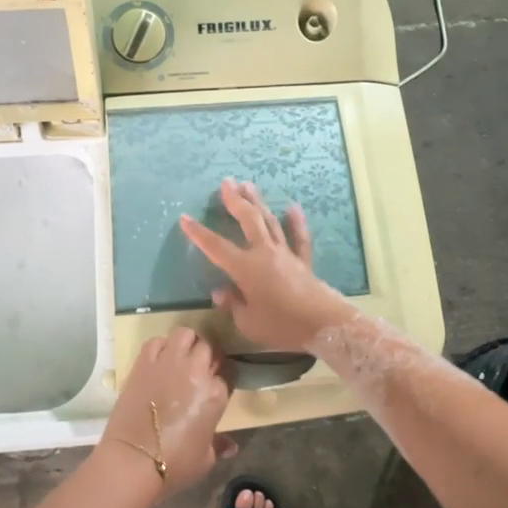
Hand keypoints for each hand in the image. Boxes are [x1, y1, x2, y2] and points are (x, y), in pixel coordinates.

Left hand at [97, 327, 235, 497]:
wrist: (133, 460)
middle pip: (208, 347)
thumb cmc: (175, 464)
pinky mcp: (144, 362)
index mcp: (216, 393)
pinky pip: (156, 341)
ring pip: (185, 334)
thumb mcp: (205, 459)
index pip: (228, 372)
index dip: (221, 377)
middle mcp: (196, 370)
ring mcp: (169, 362)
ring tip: (181, 357)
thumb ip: (219, 445)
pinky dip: (161, 346)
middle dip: (207, 356)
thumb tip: (230, 447)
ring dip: (186, 343)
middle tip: (199, 369)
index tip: (215, 384)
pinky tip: (159, 360)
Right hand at [180, 179, 355, 350]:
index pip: (216, 247)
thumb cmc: (281, 325)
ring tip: (248, 184)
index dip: (199, 233)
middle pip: (248, 220)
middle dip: (235, 200)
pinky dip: (296, 222)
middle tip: (226, 182)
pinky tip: (293, 207)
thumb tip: (220, 291)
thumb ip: (232, 304)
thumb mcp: (248, 322)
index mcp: (245, 268)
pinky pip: (299, 237)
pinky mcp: (303, 262)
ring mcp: (285, 254)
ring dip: (258, 202)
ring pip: (269, 221)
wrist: (323, 324)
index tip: (184, 218)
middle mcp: (264, 253)